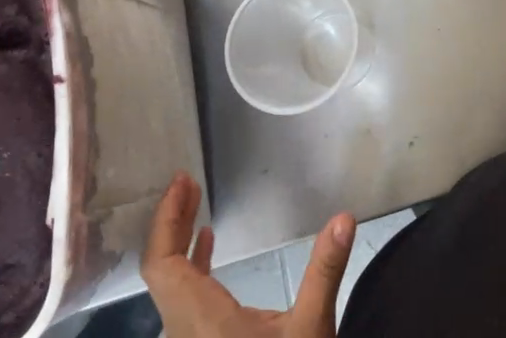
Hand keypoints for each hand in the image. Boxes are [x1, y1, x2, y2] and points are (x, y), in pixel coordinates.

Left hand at [143, 173, 355, 337]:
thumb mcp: (311, 328)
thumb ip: (325, 270)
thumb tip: (345, 216)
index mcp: (201, 321)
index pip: (162, 265)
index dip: (167, 221)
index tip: (182, 182)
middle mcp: (183, 331)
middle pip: (160, 270)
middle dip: (172, 223)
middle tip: (188, 183)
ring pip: (168, 285)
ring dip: (180, 242)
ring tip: (197, 206)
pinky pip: (182, 298)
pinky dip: (191, 266)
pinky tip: (208, 249)